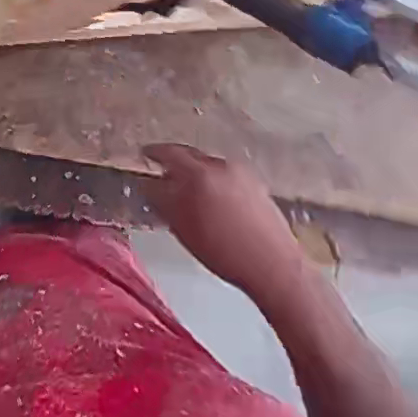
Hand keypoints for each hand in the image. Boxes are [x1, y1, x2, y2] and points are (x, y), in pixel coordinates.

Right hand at [142, 144, 309, 299]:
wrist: (272, 264)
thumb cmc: (224, 252)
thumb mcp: (184, 229)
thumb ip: (164, 202)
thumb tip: (151, 187)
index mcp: (200, 173)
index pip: (171, 153)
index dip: (155, 152)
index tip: (145, 153)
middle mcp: (221, 165)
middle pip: (192, 156)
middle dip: (176, 163)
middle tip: (163, 173)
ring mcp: (241, 172)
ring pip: (210, 166)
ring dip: (197, 174)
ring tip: (188, 194)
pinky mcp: (256, 182)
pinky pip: (227, 175)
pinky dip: (215, 182)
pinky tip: (214, 202)